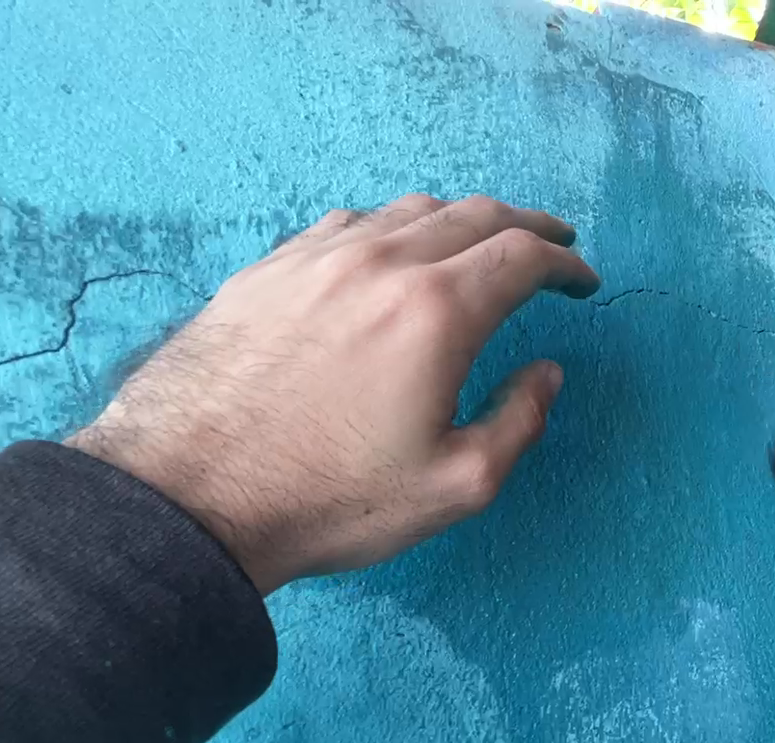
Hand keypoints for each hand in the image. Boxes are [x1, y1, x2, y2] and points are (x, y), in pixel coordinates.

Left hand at [67, 194, 599, 592]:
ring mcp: (317, 257)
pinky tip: (398, 255)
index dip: (566, 264)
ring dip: (465, 224)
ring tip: (485, 249)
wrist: (189, 498)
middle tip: (556, 245)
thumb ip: (522, 420)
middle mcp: (382, 262)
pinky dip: (398, 230)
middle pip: (474, 216)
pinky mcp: (269, 268)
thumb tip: (547, 372)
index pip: (522, 256)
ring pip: (411, 210)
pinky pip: (351, 224)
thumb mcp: (463, 483)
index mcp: (438, 312)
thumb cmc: (338, 499)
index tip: (585, 283)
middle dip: (529, 227)